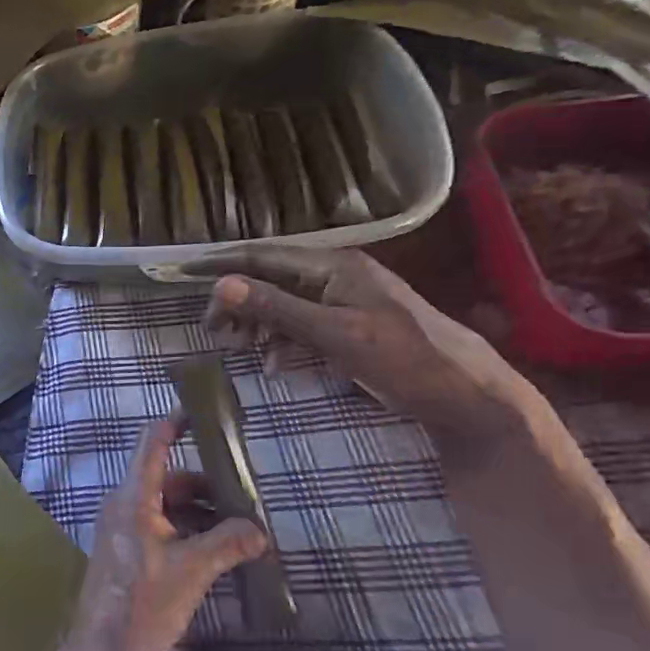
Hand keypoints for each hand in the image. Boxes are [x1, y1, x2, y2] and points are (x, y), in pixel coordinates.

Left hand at [59, 414, 268, 650]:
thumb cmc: (143, 603)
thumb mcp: (192, 571)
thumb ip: (227, 544)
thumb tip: (260, 531)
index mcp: (134, 498)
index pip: (153, 443)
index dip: (177, 421)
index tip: (205, 411)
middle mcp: (125, 505)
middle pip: (169, 477)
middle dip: (208, 484)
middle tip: (247, 495)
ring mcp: (124, 527)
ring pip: (168, 504)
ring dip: (201, 511)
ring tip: (241, 528)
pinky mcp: (127, 549)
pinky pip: (162, 525)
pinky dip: (189, 529)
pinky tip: (218, 549)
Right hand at [183, 245, 542, 444]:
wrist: (466, 394)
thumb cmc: (404, 359)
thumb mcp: (335, 335)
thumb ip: (277, 309)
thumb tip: (222, 285)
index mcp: (333, 265)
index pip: (263, 256)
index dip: (221, 264)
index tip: (183, 274)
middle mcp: (335, 274)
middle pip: (270, 279)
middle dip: (238, 302)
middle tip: (214, 332)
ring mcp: (343, 301)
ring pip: (283, 304)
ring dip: (258, 324)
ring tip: (240, 349)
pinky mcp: (349, 326)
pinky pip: (301, 326)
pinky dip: (282, 342)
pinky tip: (275, 364)